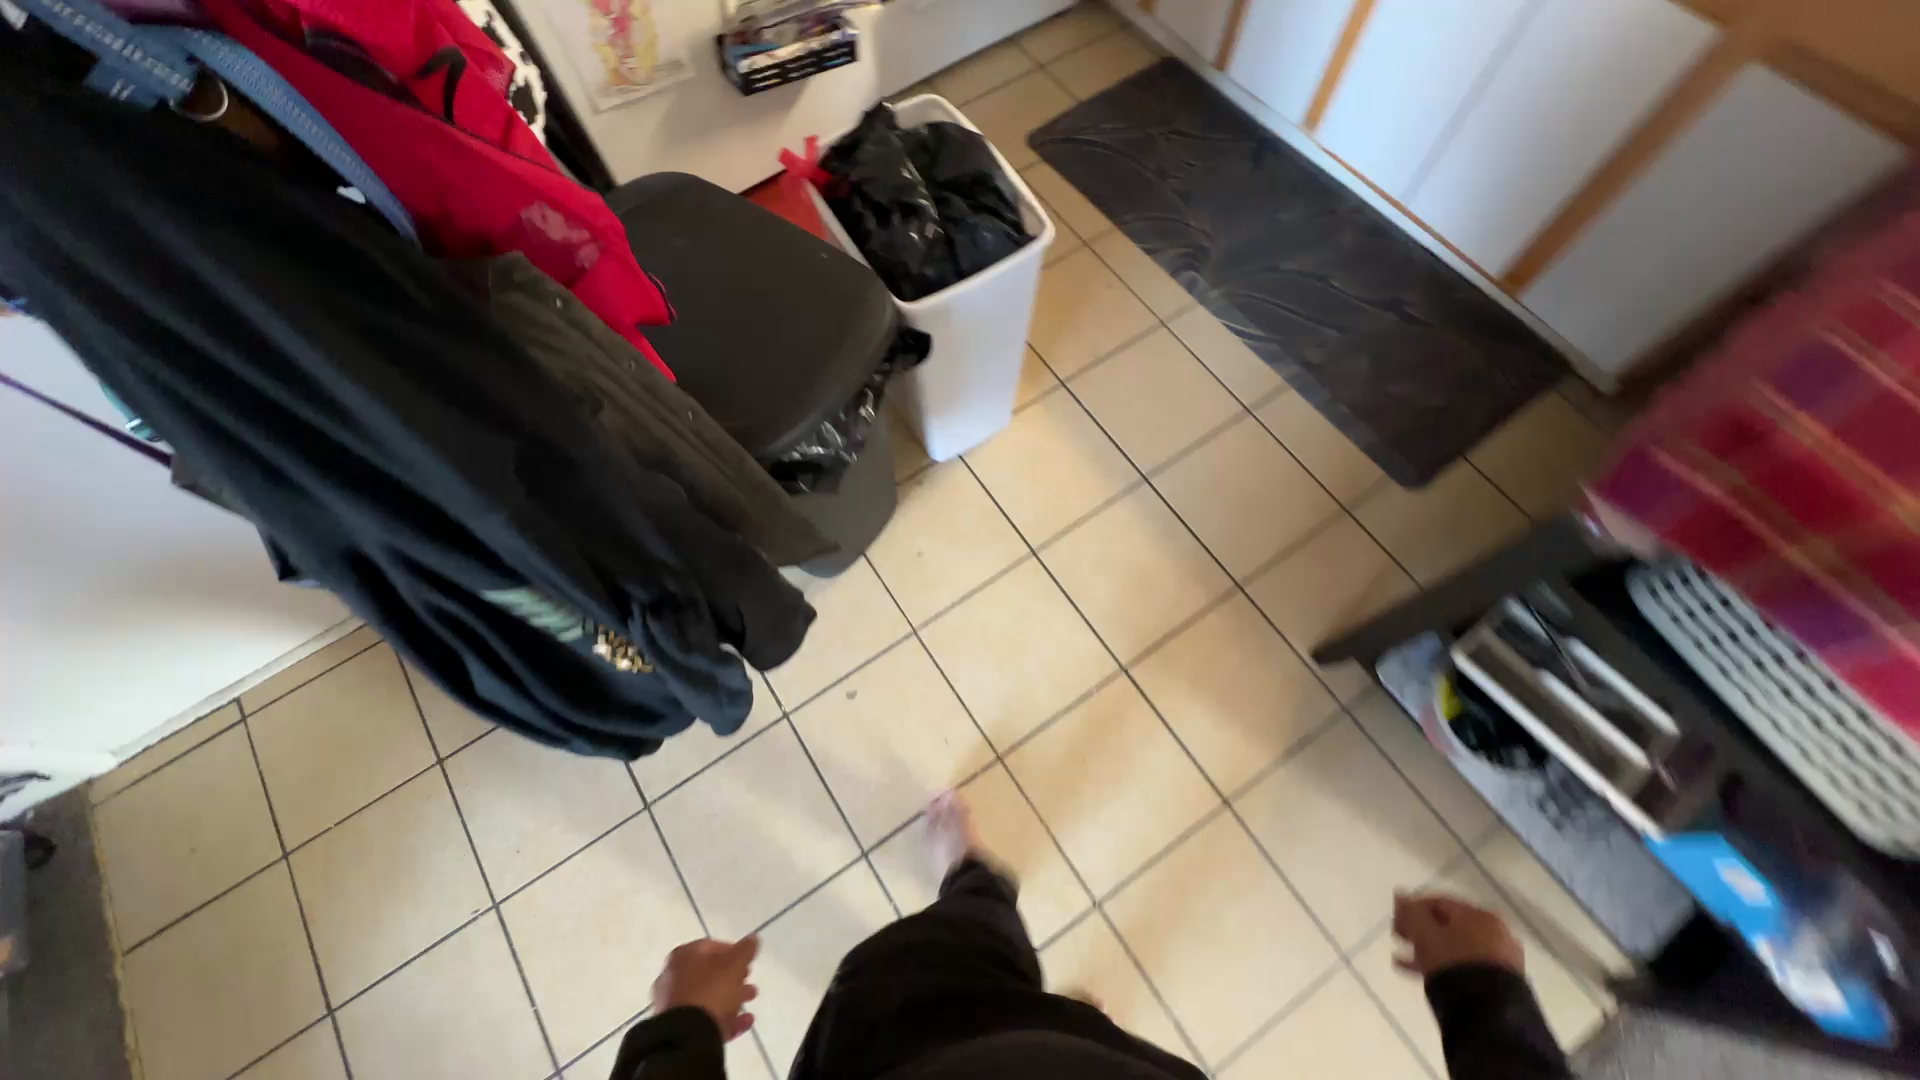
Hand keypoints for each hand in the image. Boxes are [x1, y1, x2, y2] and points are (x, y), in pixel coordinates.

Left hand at [652, 936, 759, 1039]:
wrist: (687, 1037)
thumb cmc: (711, 991)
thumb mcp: (735, 964)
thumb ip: (745, 950)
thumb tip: (753, 939)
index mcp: (683, 956)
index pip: (711, 946)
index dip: (732, 951)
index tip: (747, 961)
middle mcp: (673, 977)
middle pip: (708, 973)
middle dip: (732, 977)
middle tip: (749, 981)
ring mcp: (673, 1005)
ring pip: (707, 996)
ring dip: (731, 997)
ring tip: (750, 999)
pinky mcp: (678, 1029)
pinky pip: (704, 1018)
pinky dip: (725, 1017)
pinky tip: (745, 1021)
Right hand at [1391, 892, 1524, 977]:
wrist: (1489, 1013)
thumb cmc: (1453, 963)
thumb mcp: (1424, 934)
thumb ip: (1410, 912)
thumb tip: (1400, 893)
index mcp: (1479, 914)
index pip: (1437, 902)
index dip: (1411, 910)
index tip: (1395, 924)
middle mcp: (1496, 931)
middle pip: (1448, 925)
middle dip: (1420, 932)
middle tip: (1400, 939)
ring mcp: (1502, 958)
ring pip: (1455, 947)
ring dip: (1428, 950)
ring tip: (1403, 960)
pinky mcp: (1502, 982)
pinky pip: (1466, 965)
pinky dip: (1445, 965)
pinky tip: (1420, 973)